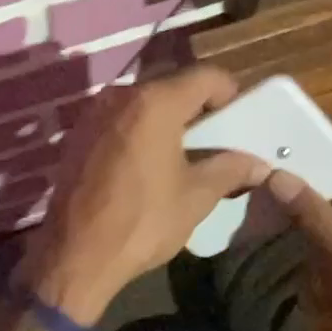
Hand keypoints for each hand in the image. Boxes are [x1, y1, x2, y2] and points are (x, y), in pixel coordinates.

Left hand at [26, 66, 270, 324]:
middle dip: (198, 106)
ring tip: (184, 152)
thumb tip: (256, 163)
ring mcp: (94, 113)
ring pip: (143, 101)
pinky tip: (148, 162)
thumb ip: (230, 169)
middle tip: (216, 138)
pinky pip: (119, 119)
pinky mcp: (77, 134)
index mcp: (154, 102)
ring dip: (167, 118)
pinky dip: (139, 130)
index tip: (239, 120)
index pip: (205, 76)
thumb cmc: (142, 221)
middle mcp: (120, 95)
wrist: (75, 255)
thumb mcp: (196, 197)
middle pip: (171, 85)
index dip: (230, 92)